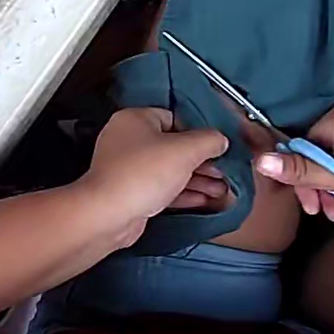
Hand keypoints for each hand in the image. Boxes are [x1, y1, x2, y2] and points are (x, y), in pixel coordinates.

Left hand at [79, 107, 230, 246]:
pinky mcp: (132, 193)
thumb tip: (221, 140)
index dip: (199, 132)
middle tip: (225, 172)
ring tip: (222, 189)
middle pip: (175, 147)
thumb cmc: (143, 174)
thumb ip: (208, 141)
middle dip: (203, 162)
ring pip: (170, 170)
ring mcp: (129, 169)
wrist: (108, 215)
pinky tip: (205, 200)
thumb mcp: (185, 150)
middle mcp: (129, 140)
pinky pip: (163, 188)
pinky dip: (183, 192)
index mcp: (136, 119)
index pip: (175, 118)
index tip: (218, 146)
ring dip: (197, 179)